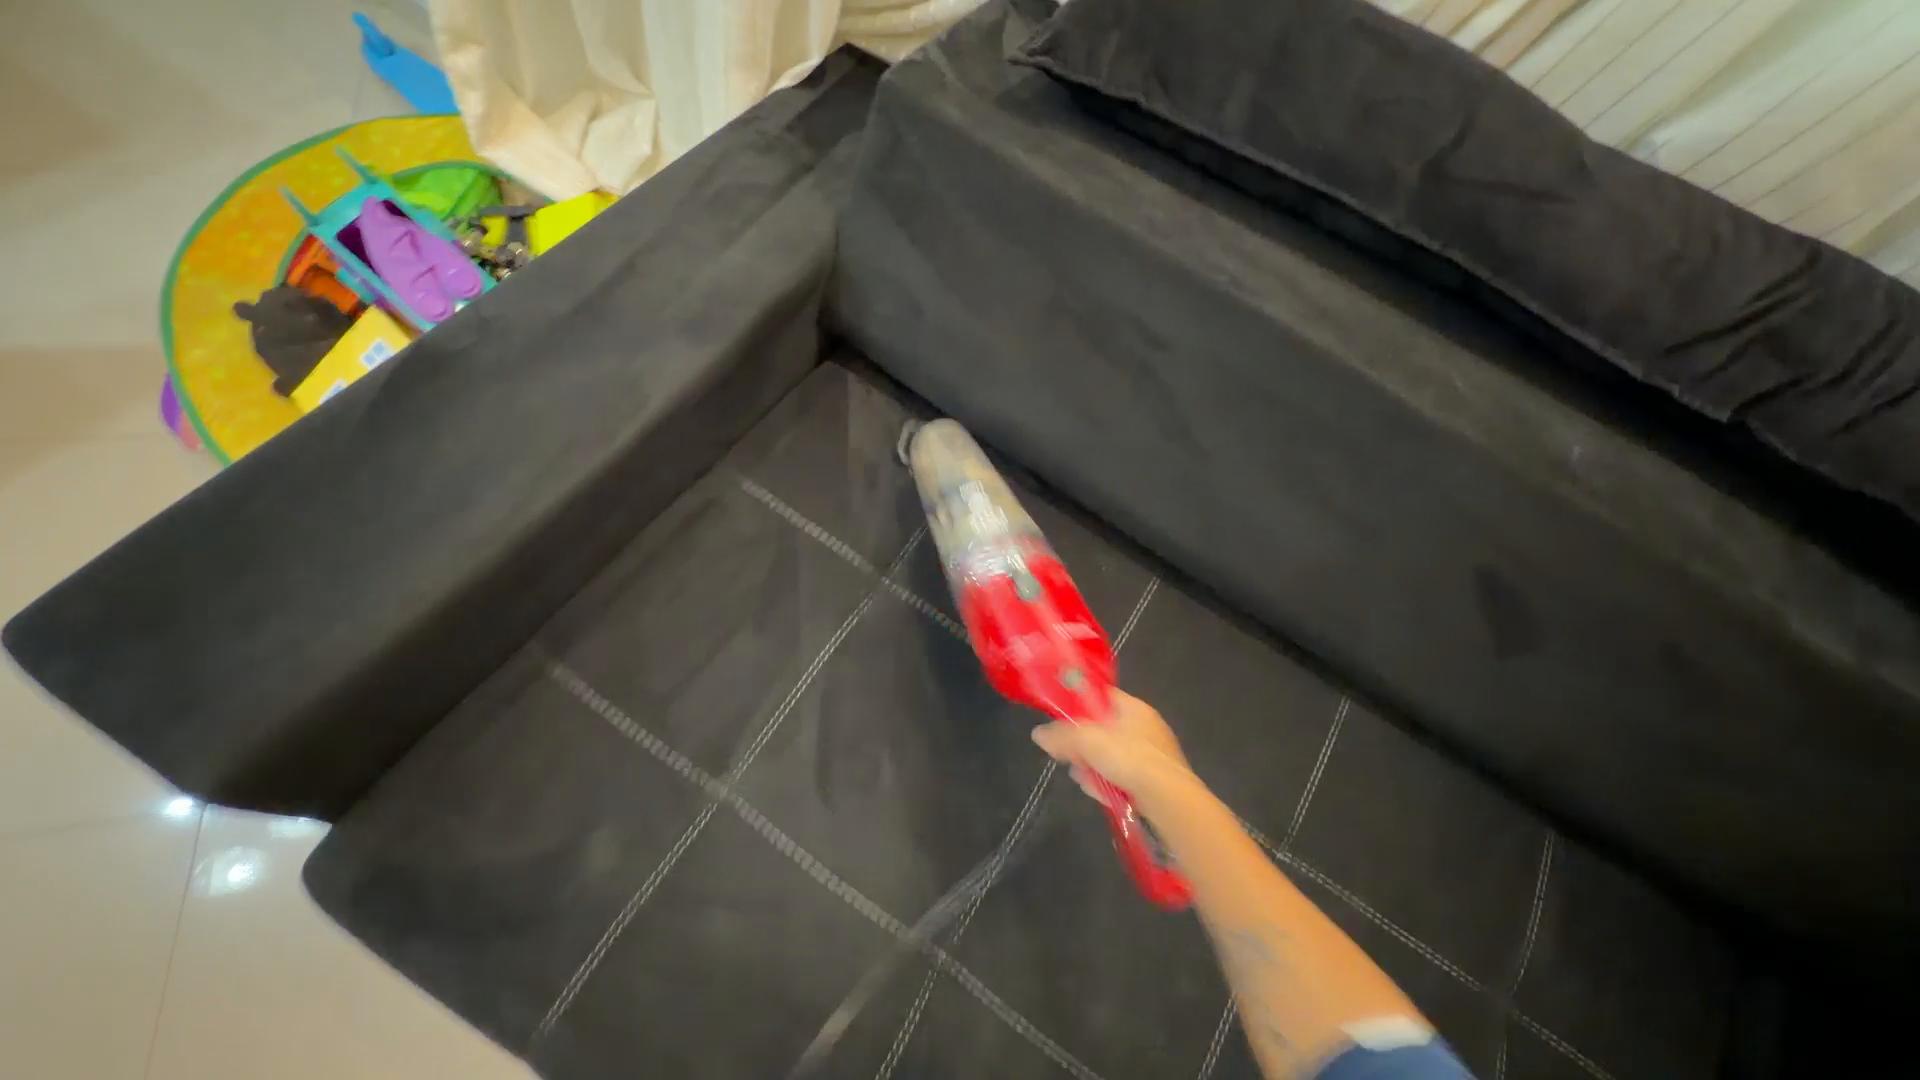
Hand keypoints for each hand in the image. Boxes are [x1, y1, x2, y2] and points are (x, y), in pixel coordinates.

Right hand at [1031, 690, 1195, 811]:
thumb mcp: (1088, 741)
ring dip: (1091, 766)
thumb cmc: (1130, 759)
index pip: (1099, 695)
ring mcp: (1151, 755)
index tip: (1058, 717)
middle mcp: (1145, 726)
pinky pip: (1121, 775)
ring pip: (1109, 755)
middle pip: (1101, 728)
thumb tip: (1038, 734)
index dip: (1077, 703)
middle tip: (1066, 755)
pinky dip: (1106, 782)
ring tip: (1081, 777)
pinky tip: (1097, 792)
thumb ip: (1061, 735)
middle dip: (1080, 743)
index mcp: (1133, 708)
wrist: (1169, 800)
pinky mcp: (1152, 780)